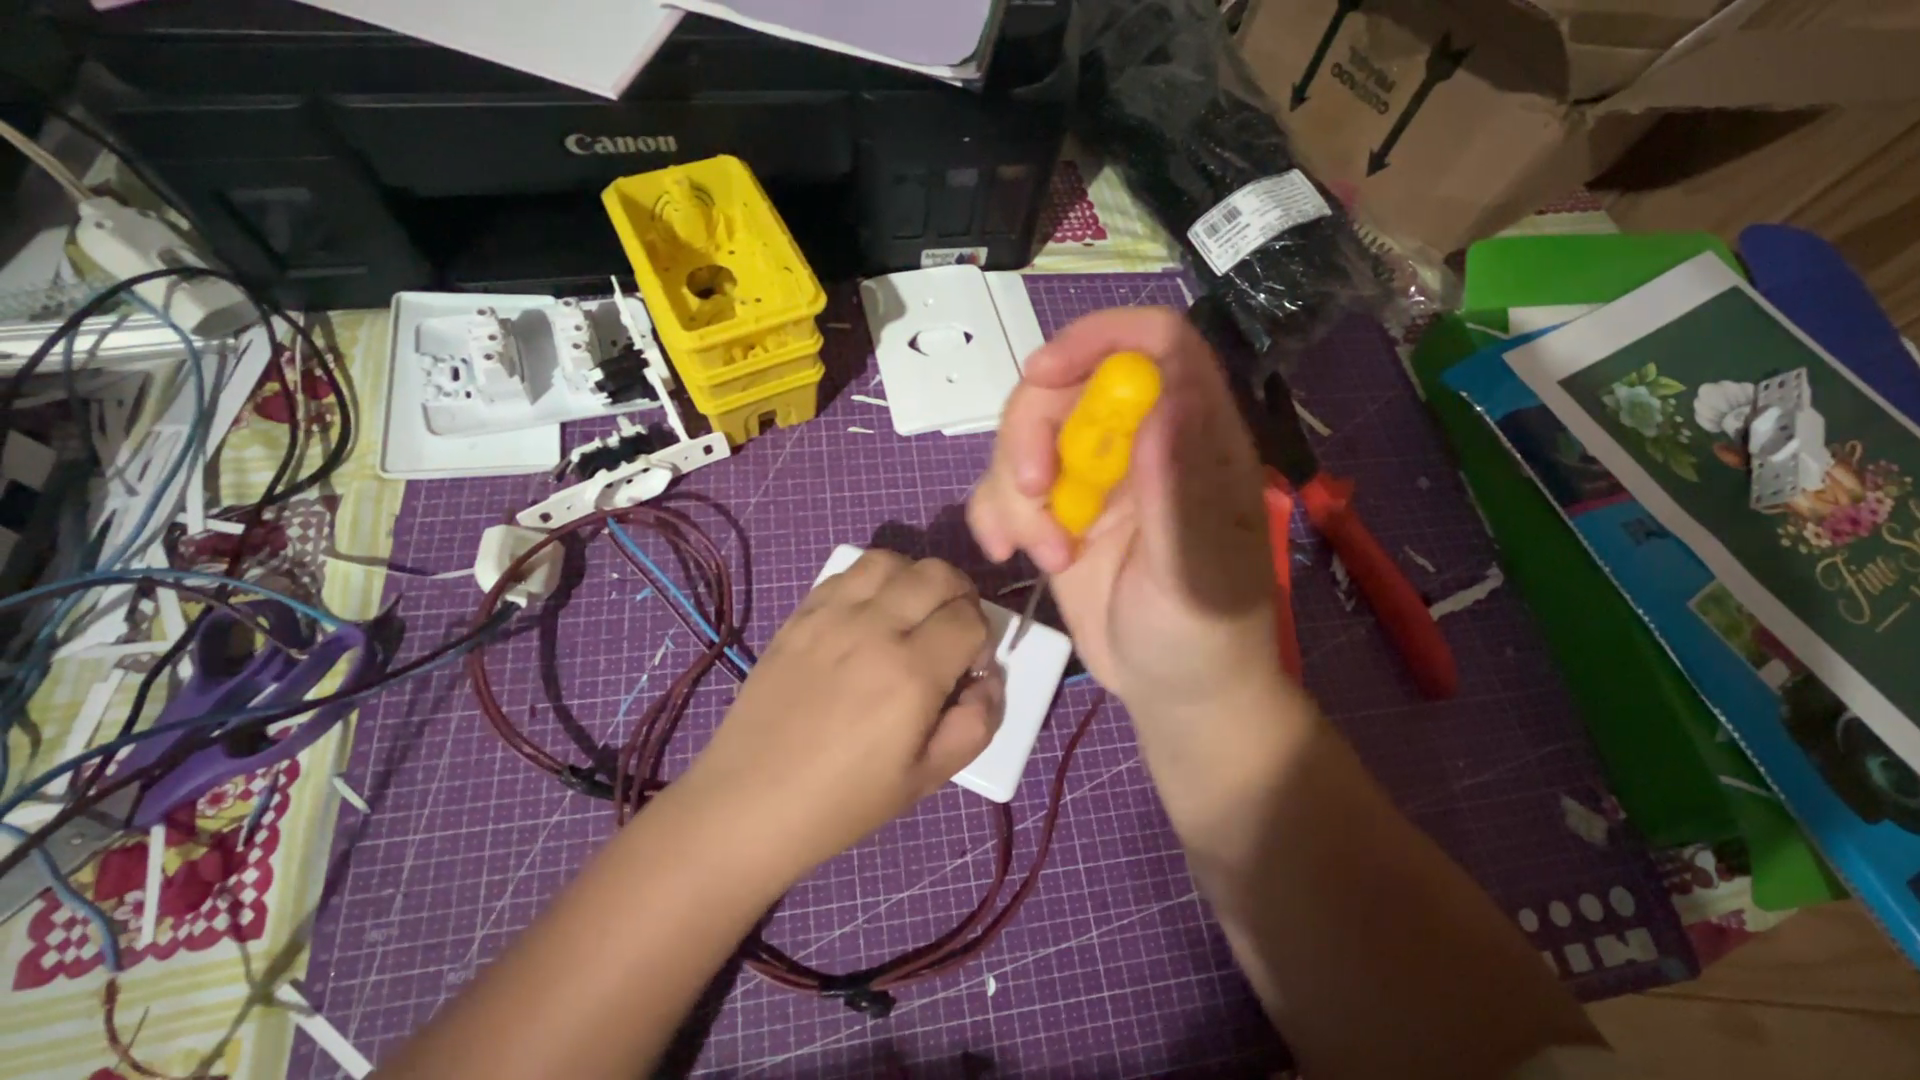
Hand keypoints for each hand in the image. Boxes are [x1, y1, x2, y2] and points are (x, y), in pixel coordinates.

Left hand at [678, 551, 1002, 876]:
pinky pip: (845, 574)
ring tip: (910, 614)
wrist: (750, 802)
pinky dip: (870, 582)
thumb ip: (975, 723)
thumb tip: (986, 680)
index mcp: (911, 673)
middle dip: (960, 596)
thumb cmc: (844, 801)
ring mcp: (829, 617)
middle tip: (951, 632)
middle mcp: (873, 629)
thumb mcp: (927, 778)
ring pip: (890, 561)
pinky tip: (867, 616)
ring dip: (914, 579)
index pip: (969, 618)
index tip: (969, 668)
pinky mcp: (798, 617)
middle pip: (937, 574)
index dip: (982, 639)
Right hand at [967, 307, 1279, 723]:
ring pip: (1025, 436)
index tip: (1044, 373)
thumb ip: (1177, 490)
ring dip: (1014, 491)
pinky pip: (1003, 486)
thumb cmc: (1204, 639)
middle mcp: (1139, 445)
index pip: (1155, 345)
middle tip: (1033, 491)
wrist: (1174, 693)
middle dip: (1032, 432)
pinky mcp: (1057, 513)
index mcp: (1193, 439)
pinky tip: (1004, 554)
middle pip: (1067, 385)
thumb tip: (1163, 398)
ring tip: (1043, 555)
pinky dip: (993, 513)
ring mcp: (1094, 479)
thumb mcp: (1195, 573)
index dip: (1098, 339)